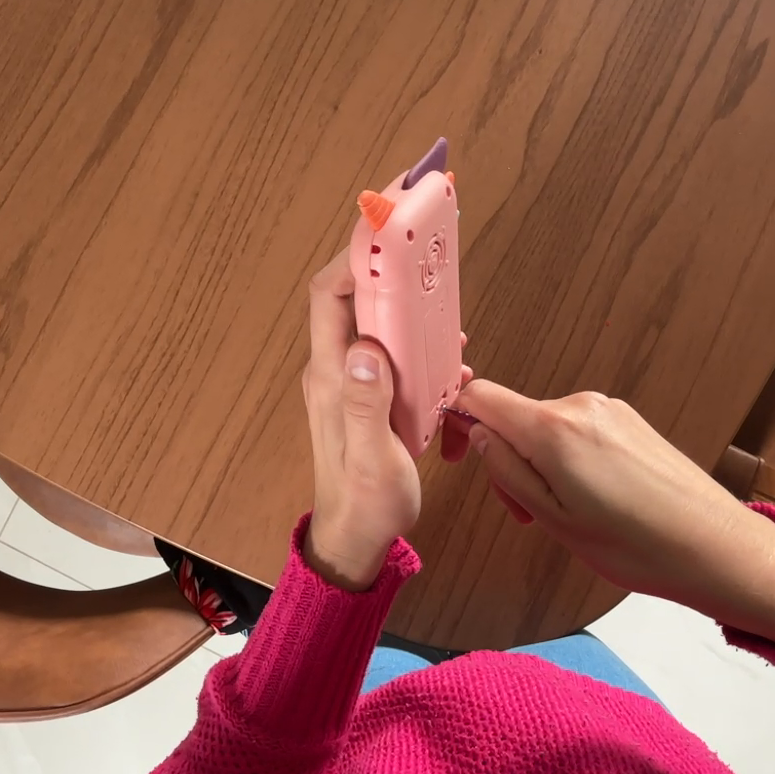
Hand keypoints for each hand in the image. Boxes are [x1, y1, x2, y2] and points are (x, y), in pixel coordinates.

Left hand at [300, 251, 420, 589]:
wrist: (356, 538)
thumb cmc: (367, 502)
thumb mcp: (374, 458)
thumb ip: (368, 404)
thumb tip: (365, 348)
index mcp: (332, 376)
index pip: (328, 298)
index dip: (352, 259)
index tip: (388, 235)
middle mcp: (335, 369)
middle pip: (351, 300)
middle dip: (385, 274)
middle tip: (426, 262)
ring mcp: (349, 380)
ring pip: (373, 324)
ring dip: (405, 312)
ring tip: (445, 321)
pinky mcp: (366, 393)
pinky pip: (387, 351)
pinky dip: (413, 344)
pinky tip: (444, 361)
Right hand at [453, 380, 774, 644]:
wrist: (721, 549)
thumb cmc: (637, 547)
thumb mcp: (554, 519)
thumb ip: (506, 471)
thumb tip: (477, 434)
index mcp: (553, 429)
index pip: (479, 395)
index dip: (456, 420)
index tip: (455, 457)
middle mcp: (579, 405)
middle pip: (513, 415)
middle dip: (505, 458)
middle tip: (526, 511)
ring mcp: (608, 409)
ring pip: (544, 426)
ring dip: (537, 463)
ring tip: (564, 512)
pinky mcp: (628, 420)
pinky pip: (575, 429)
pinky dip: (566, 458)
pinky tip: (592, 497)